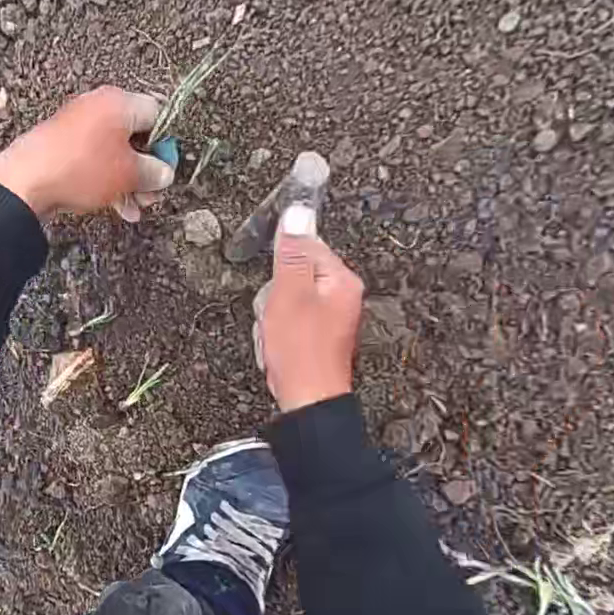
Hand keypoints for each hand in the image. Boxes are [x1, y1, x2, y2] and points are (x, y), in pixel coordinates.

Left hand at [0, 87, 175, 219]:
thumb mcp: (129, 174)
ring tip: (138, 207)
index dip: (167, 144)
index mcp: (119, 102)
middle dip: (149, 168)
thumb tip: (165, 173)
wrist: (25, 182)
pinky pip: (98, 160)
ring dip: (131, 180)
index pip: (159, 113)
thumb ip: (154, 172)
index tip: (167, 170)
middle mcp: (100, 106)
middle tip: (153, 194)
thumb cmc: (82, 169)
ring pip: (118, 152)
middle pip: (138, 135)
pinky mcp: (66, 145)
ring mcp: (80, 125)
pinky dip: (111, 181)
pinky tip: (120, 208)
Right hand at [260, 205, 364, 411]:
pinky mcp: (314, 332)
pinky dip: (277, 331)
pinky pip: (286, 318)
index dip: (283, 265)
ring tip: (278, 334)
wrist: (307, 401)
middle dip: (275, 295)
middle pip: (293, 273)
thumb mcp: (290, 294)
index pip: (307, 247)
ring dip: (272, 316)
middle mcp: (340, 295)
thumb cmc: (302, 352)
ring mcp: (327, 315)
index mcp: (341, 281)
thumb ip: (293, 253)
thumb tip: (298, 212)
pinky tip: (279, 346)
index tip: (277, 287)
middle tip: (278, 315)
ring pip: (284, 297)